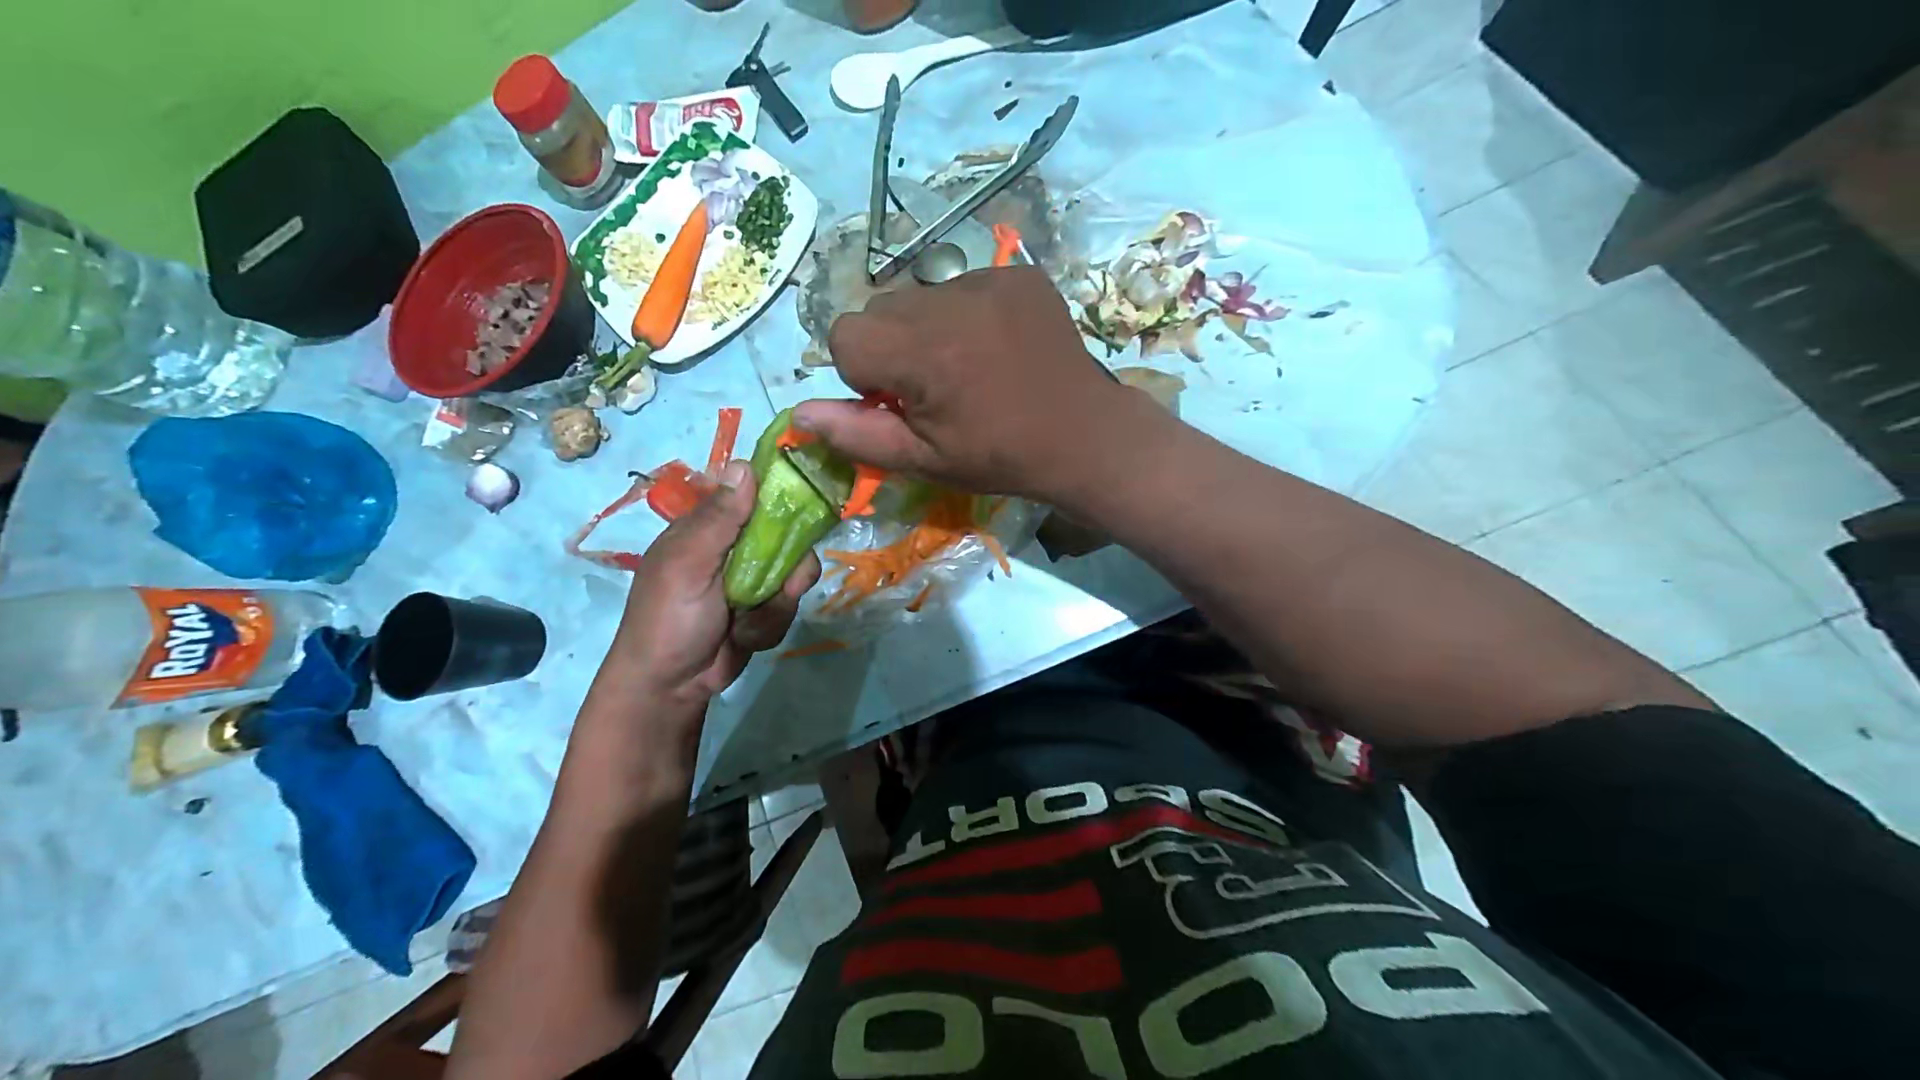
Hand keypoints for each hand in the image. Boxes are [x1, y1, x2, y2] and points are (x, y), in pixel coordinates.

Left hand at [600, 461, 820, 710]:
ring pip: (795, 577)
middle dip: (787, 570)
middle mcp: (735, 548)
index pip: (757, 496)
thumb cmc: (668, 618)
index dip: (784, 502)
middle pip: (789, 539)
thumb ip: (720, 519)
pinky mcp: (764, 610)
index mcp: (710, 527)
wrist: (670, 686)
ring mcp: (752, 581)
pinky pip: (789, 608)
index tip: (804, 515)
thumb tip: (744, 464)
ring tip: (744, 624)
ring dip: (774, 607)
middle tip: (780, 587)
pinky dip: (770, 626)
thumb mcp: (688, 564)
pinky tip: (744, 637)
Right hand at [793, 265, 1132, 498]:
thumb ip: (857, 435)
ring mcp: (989, 280)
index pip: (845, 336)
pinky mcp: (1018, 275)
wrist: (1083, 436)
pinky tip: (995, 346)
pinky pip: (963, 284)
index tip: (901, 401)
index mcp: (923, 353)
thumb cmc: (999, 457)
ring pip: (919, 295)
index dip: (863, 375)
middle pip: (880, 310)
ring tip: (968, 366)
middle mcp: (950, 302)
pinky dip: (966, 314)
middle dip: (892, 348)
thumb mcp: (923, 459)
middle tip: (935, 387)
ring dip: (927, 329)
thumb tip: (799, 414)